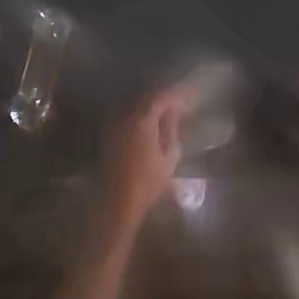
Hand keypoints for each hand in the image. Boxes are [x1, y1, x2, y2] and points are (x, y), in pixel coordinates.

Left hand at [104, 82, 197, 230]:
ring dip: (151, 106)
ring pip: (135, 105)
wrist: (119, 203)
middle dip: (164, 98)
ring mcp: (114, 125)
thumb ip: (171, 130)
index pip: (161, 97)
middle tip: (179, 104)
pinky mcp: (108, 135)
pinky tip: (150, 123)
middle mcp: (125, 117)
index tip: (190, 95)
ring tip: (167, 113)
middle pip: (146, 98)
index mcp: (142, 120)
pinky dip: (140, 115)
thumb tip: (174, 113)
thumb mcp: (169, 156)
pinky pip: (127, 116)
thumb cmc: (149, 183)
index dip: (176, 95)